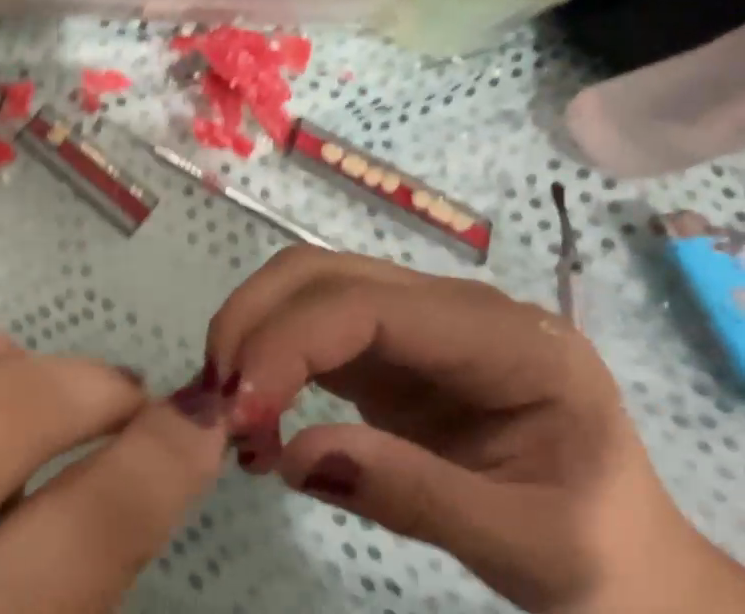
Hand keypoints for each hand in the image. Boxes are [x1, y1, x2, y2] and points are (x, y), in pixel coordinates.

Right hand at [205, 246, 744, 611]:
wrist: (624, 564)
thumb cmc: (595, 556)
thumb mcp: (526, 543)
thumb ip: (415, 496)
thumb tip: (290, 454)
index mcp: (513, 342)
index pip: (366, 306)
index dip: (287, 343)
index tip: (238, 409)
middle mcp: (457, 310)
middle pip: (318, 275)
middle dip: (251, 327)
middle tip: (217, 404)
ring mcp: (415, 322)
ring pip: (298, 287)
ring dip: (246, 334)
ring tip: (227, 406)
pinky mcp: (382, 347)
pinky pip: (301, 325)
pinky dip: (260, 355)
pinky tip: (250, 405)